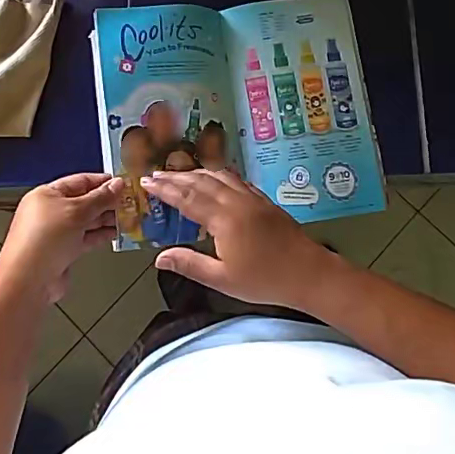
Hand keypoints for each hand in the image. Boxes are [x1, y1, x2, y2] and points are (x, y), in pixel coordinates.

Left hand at [0, 173, 121, 302]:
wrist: (28, 282)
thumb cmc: (41, 243)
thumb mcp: (77, 212)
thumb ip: (100, 197)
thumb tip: (117, 185)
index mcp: (46, 195)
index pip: (80, 181)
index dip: (102, 182)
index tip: (122, 183)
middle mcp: (50, 212)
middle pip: (85, 201)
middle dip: (108, 201)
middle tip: (129, 201)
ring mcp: (57, 233)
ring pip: (88, 220)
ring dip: (107, 219)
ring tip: (128, 217)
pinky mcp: (63, 251)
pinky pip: (87, 237)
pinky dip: (101, 235)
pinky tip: (116, 233)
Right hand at [140, 169, 347, 309]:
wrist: (307, 272)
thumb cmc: (264, 279)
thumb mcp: (222, 279)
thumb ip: (190, 264)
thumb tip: (159, 258)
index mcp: (224, 219)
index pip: (187, 198)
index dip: (165, 189)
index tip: (147, 182)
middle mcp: (237, 202)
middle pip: (201, 182)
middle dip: (176, 177)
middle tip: (156, 175)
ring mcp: (252, 199)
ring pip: (220, 177)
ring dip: (197, 173)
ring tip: (179, 174)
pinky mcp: (264, 201)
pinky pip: (237, 180)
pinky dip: (219, 176)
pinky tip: (215, 178)